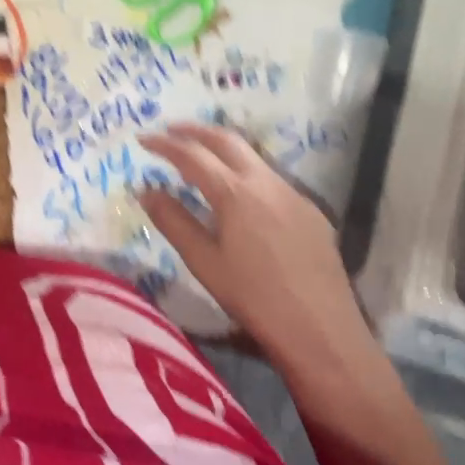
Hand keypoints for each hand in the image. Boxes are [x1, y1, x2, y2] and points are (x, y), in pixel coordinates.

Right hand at [137, 123, 369, 362]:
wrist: (322, 332)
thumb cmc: (253, 297)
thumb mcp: (202, 261)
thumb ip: (172, 221)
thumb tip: (146, 191)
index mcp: (236, 194)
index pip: (192, 155)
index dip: (164, 144)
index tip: (142, 140)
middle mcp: (268, 184)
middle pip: (228, 141)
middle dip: (196, 132)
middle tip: (170, 132)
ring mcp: (295, 197)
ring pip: (253, 158)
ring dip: (222, 150)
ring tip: (199, 159)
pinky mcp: (312, 214)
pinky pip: (272, 179)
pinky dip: (245, 172)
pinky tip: (237, 195)